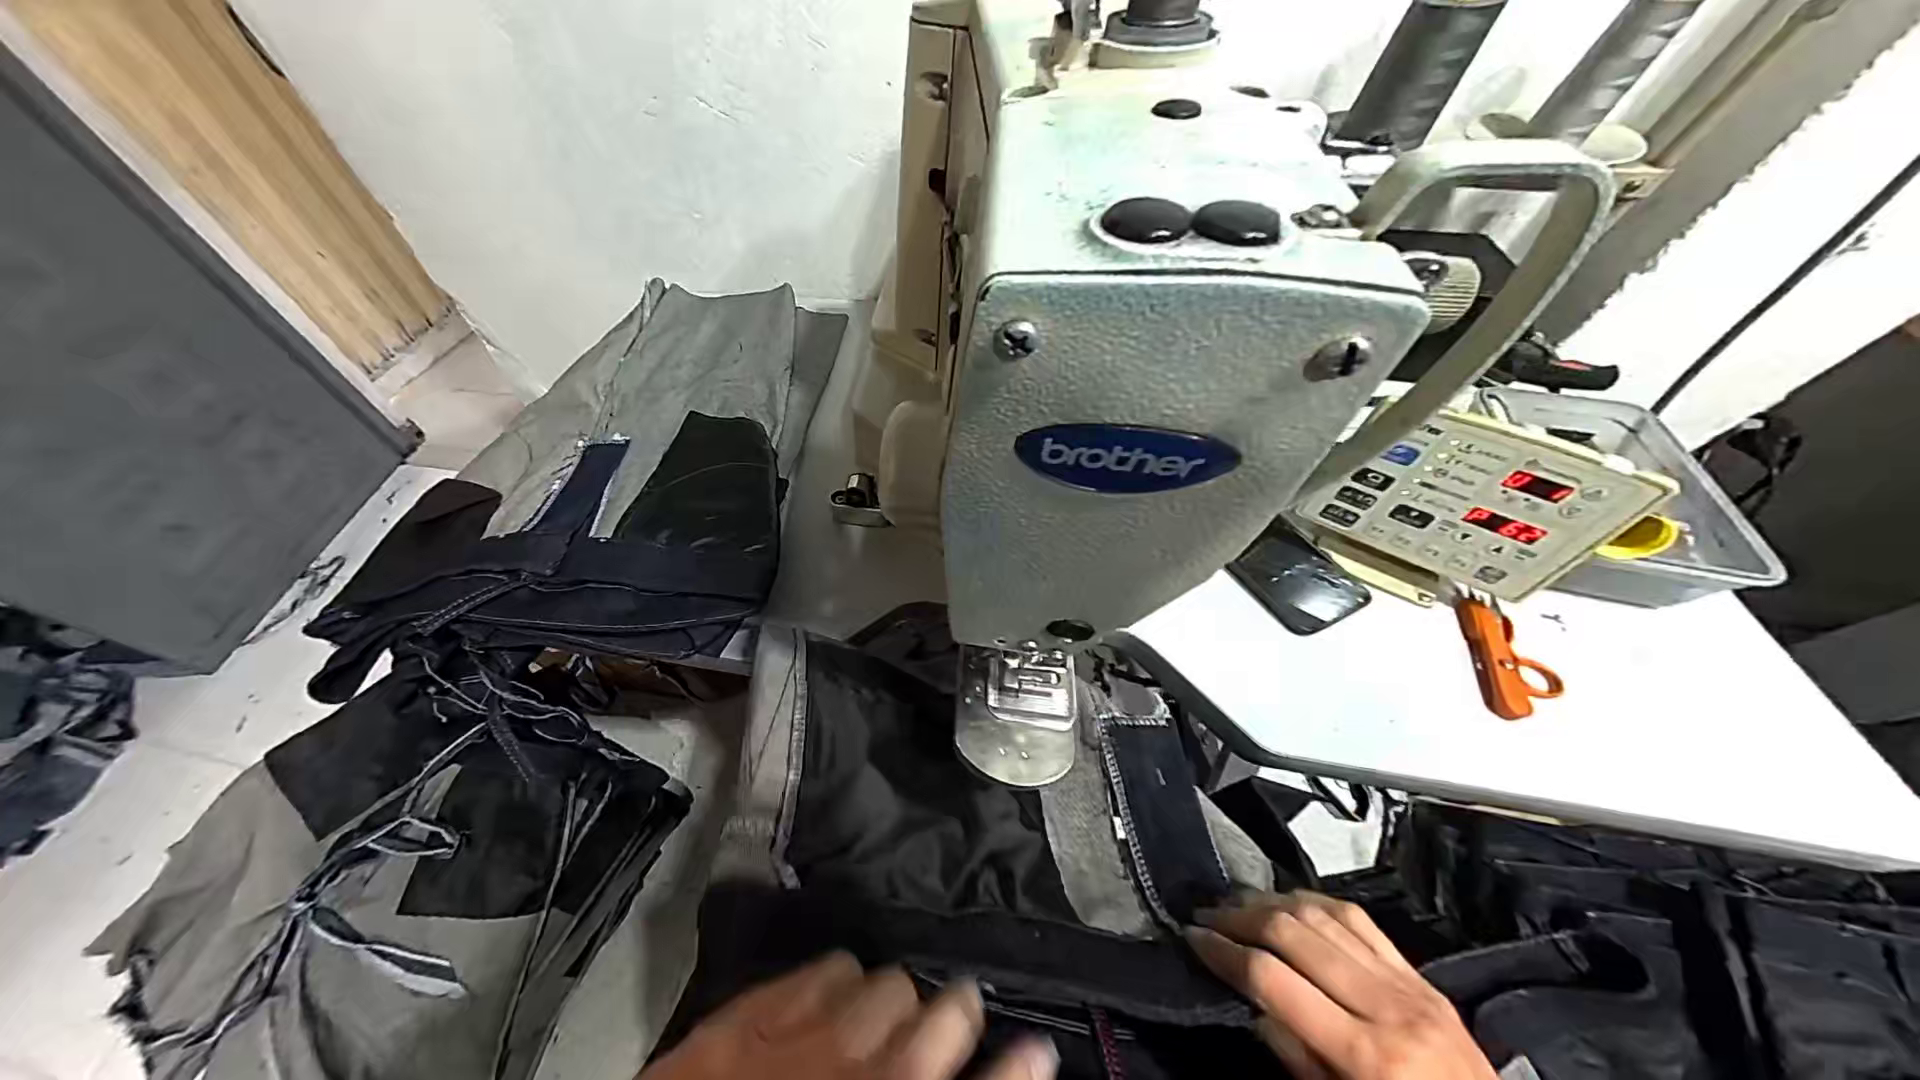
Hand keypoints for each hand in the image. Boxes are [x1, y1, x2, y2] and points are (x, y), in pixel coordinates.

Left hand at [640, 952, 1058, 1079]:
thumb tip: (956, 1065)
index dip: (1019, 1067)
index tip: (1038, 1048)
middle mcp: (867, 1070)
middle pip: (948, 1014)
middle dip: (956, 1014)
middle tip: (951, 1018)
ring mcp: (807, 1037)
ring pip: (889, 983)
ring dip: (892, 1000)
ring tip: (879, 1013)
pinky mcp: (754, 1013)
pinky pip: (825, 968)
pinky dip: (836, 980)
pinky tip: (829, 997)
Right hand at [1184, 891, 1496, 1079]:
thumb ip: (1296, 1059)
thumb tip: (1255, 1005)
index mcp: (1366, 1056)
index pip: (1272, 979)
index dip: (1223, 952)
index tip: (1192, 938)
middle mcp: (1386, 1008)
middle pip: (1292, 934)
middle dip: (1238, 918)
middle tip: (1205, 914)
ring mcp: (1408, 985)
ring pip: (1322, 915)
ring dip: (1270, 902)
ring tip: (1237, 904)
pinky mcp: (1421, 976)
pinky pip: (1358, 919)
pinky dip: (1314, 902)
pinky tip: (1289, 901)